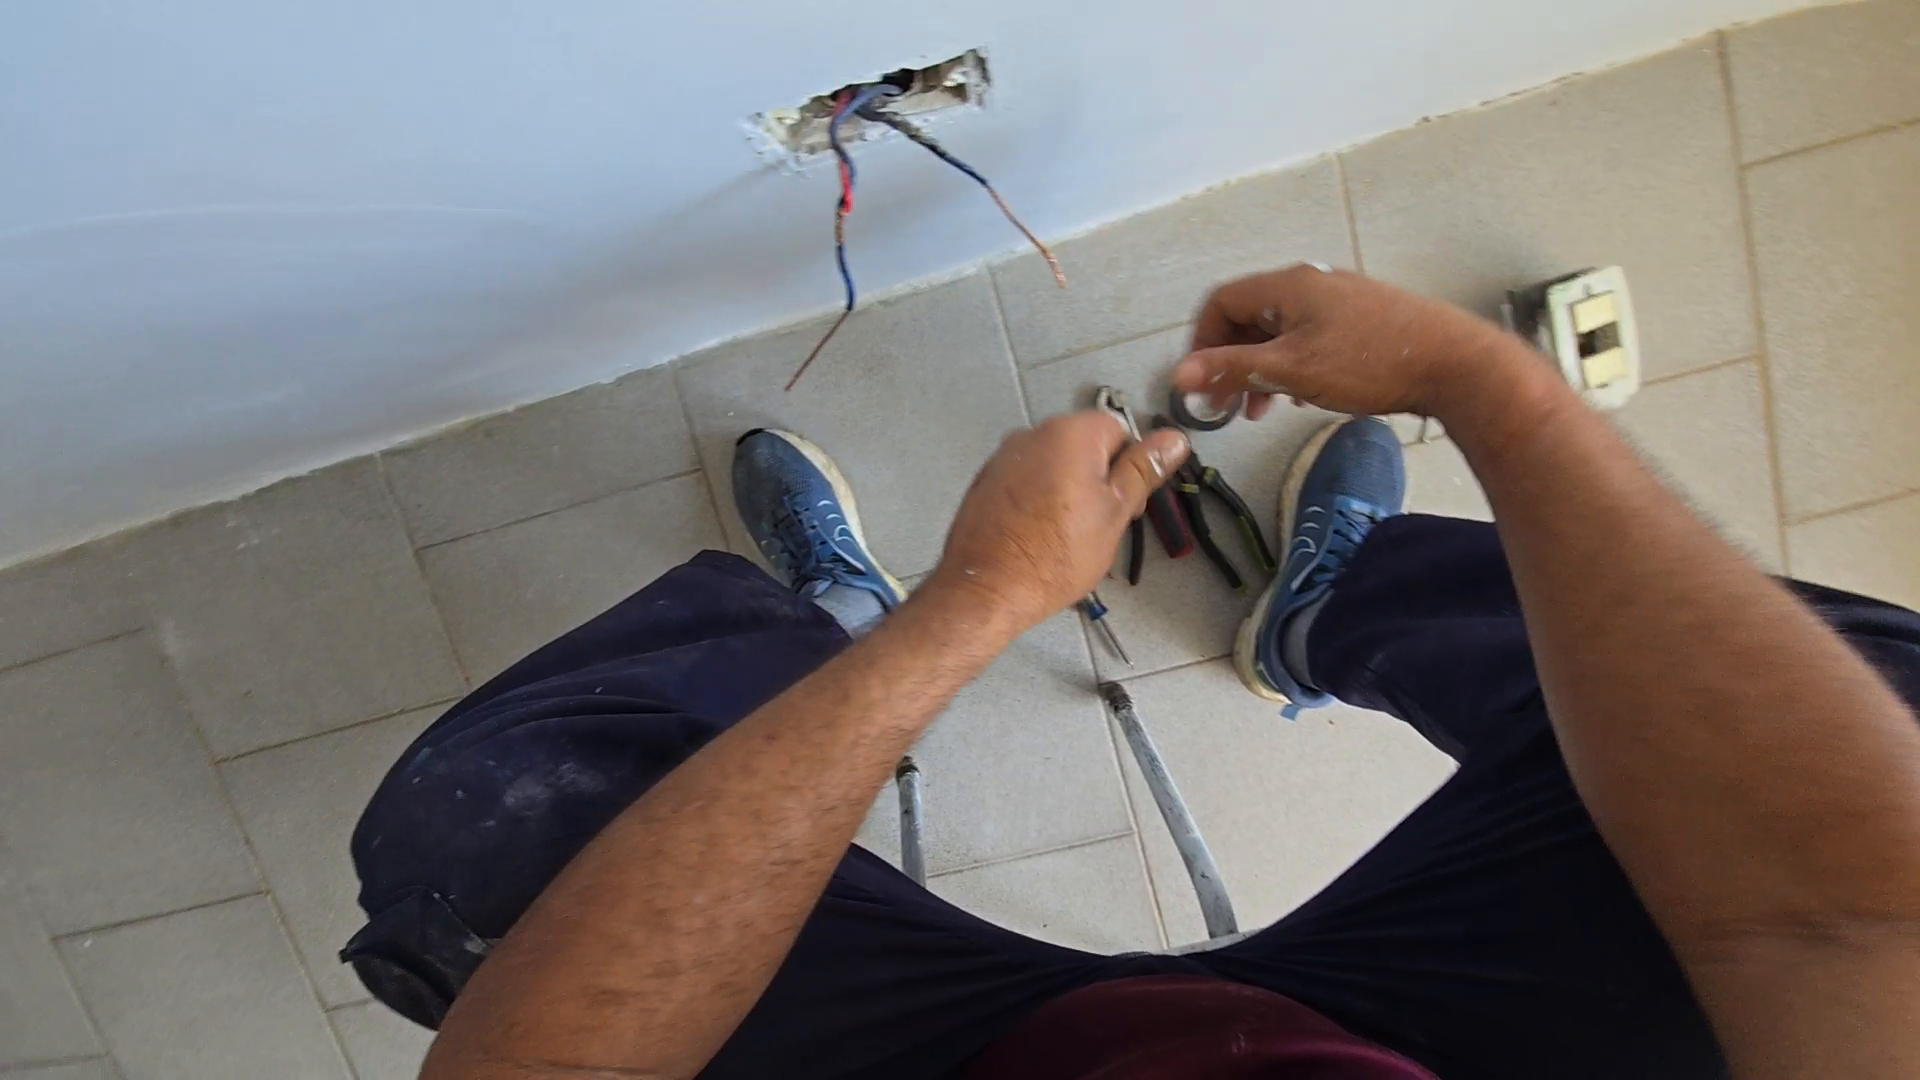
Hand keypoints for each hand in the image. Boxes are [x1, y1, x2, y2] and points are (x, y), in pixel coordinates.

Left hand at [922, 411, 1188, 631]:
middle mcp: (1030, 433)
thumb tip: (1175, 438)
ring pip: (1051, 465)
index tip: (1126, 504)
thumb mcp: (1115, 512)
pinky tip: (1036, 534)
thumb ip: (1142, 469)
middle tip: (1098, 525)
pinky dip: (1035, 500)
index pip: (1118, 428)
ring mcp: (1001, 458)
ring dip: (1065, 490)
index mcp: (1069, 432)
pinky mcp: (983, 483)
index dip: (1129, 466)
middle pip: (1082, 445)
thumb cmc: (1059, 553)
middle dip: (1097, 477)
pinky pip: (1023, 481)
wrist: (987, 589)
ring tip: (1065, 536)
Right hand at [1171, 265, 1525, 421]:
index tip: (1199, 380)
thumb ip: (1231, 369)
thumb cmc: (1367, 363)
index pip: (1222, 301)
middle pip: (1248, 317)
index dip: (1201, 340)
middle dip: (1230, 361)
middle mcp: (1310, 285)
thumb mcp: (1289, 369)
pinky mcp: (1358, 321)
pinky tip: (1298, 397)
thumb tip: (1178, 374)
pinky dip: (1288, 366)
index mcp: (1288, 287)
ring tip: (1258, 409)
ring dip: (1258, 369)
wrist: (1454, 366)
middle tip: (1225, 402)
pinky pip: (1305, 339)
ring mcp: (1337, 302)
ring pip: (1277, 332)